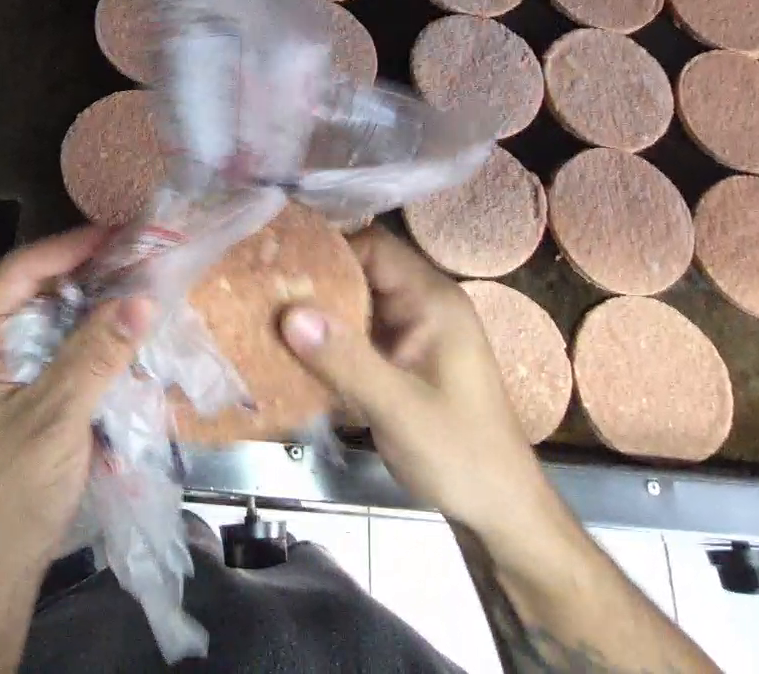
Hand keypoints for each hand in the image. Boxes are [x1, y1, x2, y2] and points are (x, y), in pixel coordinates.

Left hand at [0, 227, 152, 588]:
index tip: (119, 234)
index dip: (70, 247)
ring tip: (141, 296)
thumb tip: (143, 299)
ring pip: (52, 328)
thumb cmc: (7, 493)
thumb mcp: (55, 417)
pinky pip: (58, 360)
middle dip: (89, 279)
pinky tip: (127, 346)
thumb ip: (97, 354)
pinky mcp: (19, 405)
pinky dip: (91, 350)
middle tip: (140, 263)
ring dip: (94, 314)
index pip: (20, 272)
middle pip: (37, 295)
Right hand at [281, 227, 551, 535]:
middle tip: (258, 290)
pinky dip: (327, 343)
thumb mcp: (399, 408)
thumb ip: (345, 359)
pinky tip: (288, 353)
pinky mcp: (401, 362)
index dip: (325, 248)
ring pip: (354, 306)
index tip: (275, 260)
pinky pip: (357, 337)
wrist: (500, 511)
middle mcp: (422, 307)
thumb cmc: (460, 453)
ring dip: (316, 313)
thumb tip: (289, 312)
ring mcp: (411, 335)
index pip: (372, 246)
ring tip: (261, 314)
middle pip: (359, 273)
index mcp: (432, 300)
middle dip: (312, 282)